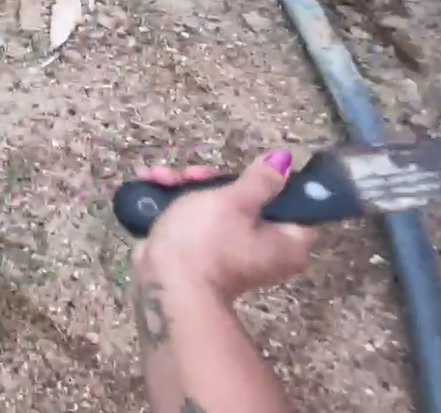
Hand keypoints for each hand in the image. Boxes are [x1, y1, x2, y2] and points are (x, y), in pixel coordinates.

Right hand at [133, 152, 317, 302]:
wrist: (168, 279)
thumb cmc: (206, 238)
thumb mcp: (232, 202)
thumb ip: (259, 181)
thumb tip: (284, 160)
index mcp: (288, 242)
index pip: (290, 205)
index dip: (264, 183)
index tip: (233, 173)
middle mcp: (267, 249)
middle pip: (245, 201)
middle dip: (208, 181)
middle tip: (188, 175)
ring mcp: (233, 251)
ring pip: (214, 207)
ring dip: (184, 186)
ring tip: (157, 177)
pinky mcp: (202, 250)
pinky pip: (197, 220)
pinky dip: (176, 202)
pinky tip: (151, 185)